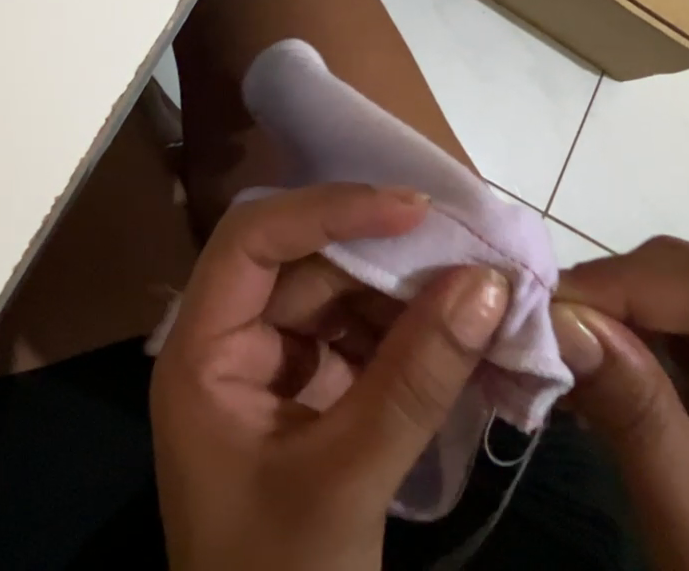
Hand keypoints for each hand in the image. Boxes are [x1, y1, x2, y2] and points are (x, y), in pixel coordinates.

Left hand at [150, 184, 509, 569]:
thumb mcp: (347, 479)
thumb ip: (415, 379)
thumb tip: (486, 283)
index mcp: (202, 353)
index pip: (253, 241)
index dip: (328, 211)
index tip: (412, 208)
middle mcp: (233, 344)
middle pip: (305, 266)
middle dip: (385, 255)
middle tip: (468, 246)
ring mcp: (275, 369)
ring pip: (341, 299)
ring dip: (409, 295)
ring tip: (480, 288)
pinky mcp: (314, 395)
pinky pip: (363, 340)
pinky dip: (412, 336)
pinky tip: (462, 335)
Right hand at [550, 238, 688, 570]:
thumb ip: (638, 419)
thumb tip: (562, 317)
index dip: (636, 282)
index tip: (550, 304)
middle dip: (617, 292)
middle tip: (536, 325)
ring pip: (688, 290)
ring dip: (613, 308)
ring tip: (552, 344)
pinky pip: (681, 320)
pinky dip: (625, 330)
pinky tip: (587, 359)